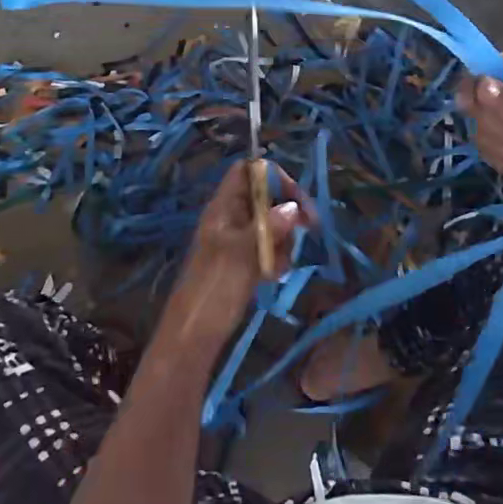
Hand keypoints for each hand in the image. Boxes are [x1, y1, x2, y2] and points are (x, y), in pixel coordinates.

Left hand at [166, 160, 310, 347]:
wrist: (195, 332)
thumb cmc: (214, 287)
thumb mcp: (243, 253)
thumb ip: (268, 226)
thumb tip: (294, 208)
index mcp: (223, 207)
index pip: (248, 171)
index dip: (273, 177)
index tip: (297, 201)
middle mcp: (231, 218)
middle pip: (266, 197)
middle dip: (287, 213)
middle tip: (308, 230)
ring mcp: (238, 240)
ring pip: (272, 224)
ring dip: (284, 240)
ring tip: (278, 265)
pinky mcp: (244, 261)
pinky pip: (268, 248)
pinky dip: (276, 258)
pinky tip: (272, 276)